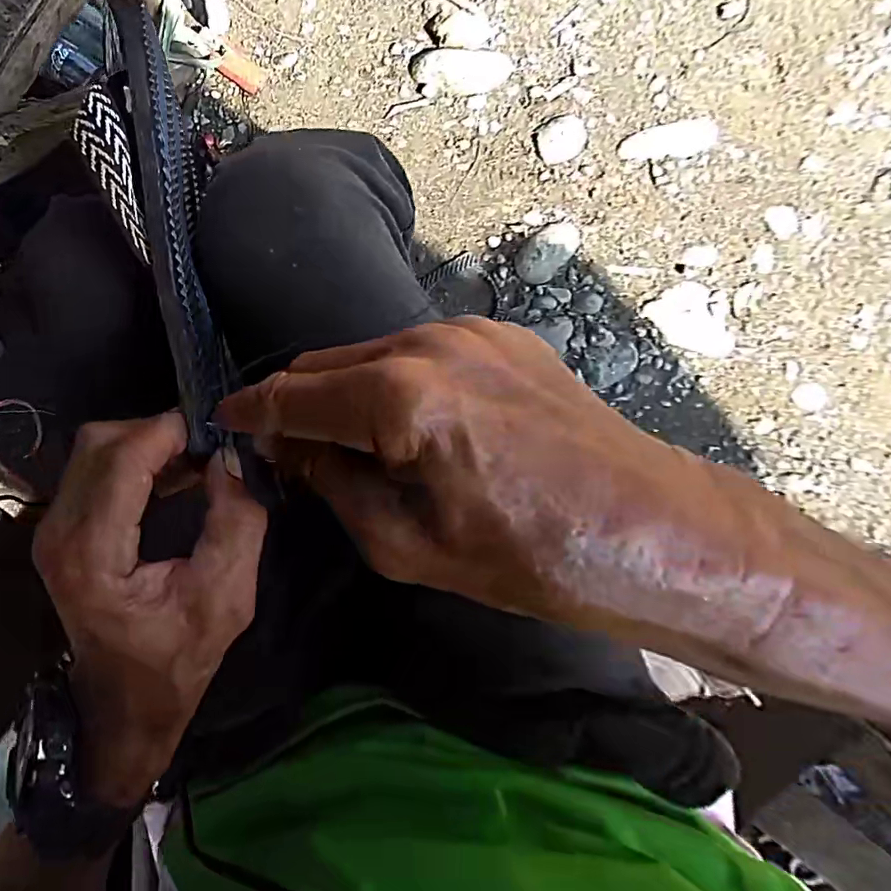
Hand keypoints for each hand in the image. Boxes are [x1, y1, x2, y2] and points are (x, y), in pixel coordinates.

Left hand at [33, 412, 265, 805]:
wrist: (122, 705)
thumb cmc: (174, 665)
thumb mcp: (224, 601)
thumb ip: (235, 523)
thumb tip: (233, 457)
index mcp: (90, 554)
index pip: (121, 460)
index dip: (167, 431)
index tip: (214, 429)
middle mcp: (58, 533)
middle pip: (99, 444)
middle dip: (156, 433)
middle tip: (207, 447)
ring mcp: (50, 530)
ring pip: (91, 450)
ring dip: (143, 444)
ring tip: (194, 460)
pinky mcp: (57, 529)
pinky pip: (90, 470)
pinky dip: (130, 461)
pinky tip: (170, 475)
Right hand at [215, 318, 763, 644]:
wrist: (669, 536)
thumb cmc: (532, 558)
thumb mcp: (402, 543)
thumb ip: (330, 483)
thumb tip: (289, 449)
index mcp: (399, 398)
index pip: (290, 396)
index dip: (248, 412)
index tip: (222, 422)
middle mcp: (425, 344)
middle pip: (318, 364)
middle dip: (288, 403)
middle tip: (280, 449)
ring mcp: (466, 332)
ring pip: (361, 354)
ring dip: (334, 392)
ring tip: (340, 441)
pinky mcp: (497, 335)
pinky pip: (409, 352)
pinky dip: (381, 381)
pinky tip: (396, 422)